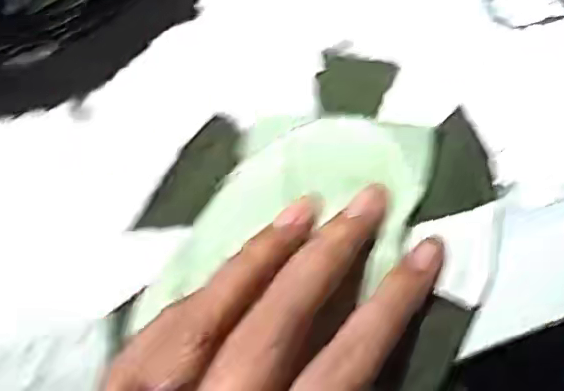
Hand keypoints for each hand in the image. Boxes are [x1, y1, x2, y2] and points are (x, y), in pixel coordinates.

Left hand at [106, 185, 444, 390]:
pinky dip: (183, 306)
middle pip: (273, 329)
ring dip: (256, 261)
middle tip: (370, 198)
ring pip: (194, 332)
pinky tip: (216, 275)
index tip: (429, 247)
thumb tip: (389, 359)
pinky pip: (134, 357)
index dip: (392, 301)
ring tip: (300, 209)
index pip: (345, 365)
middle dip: (329, 255)